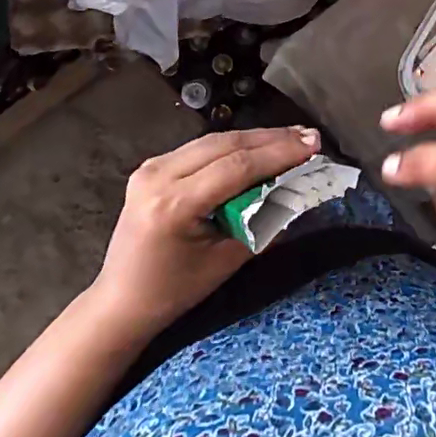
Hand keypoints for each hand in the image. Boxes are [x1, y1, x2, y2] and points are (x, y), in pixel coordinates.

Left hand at [91, 126, 320, 332]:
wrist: (122, 300)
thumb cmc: (174, 291)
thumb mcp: (225, 261)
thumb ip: (259, 221)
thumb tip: (296, 191)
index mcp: (173, 204)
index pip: (236, 167)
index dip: (278, 153)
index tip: (313, 145)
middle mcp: (157, 175)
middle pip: (224, 144)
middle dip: (270, 139)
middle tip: (309, 137)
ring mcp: (149, 167)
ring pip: (212, 141)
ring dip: (253, 139)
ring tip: (291, 138)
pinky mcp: (150, 167)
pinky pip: (198, 149)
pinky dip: (230, 147)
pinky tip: (256, 148)